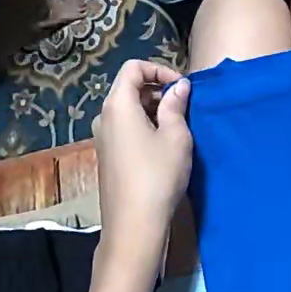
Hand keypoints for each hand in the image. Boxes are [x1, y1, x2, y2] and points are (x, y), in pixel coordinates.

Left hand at [93, 61, 191, 266]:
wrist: (134, 223)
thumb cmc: (158, 174)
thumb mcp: (176, 136)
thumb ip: (176, 105)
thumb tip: (179, 86)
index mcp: (118, 106)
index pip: (133, 68)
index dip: (159, 69)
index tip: (182, 87)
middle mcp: (105, 117)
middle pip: (129, 87)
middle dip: (159, 89)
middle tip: (186, 106)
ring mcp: (104, 137)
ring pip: (129, 108)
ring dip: (155, 109)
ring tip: (180, 126)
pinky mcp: (109, 155)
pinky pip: (127, 127)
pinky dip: (147, 125)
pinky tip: (166, 145)